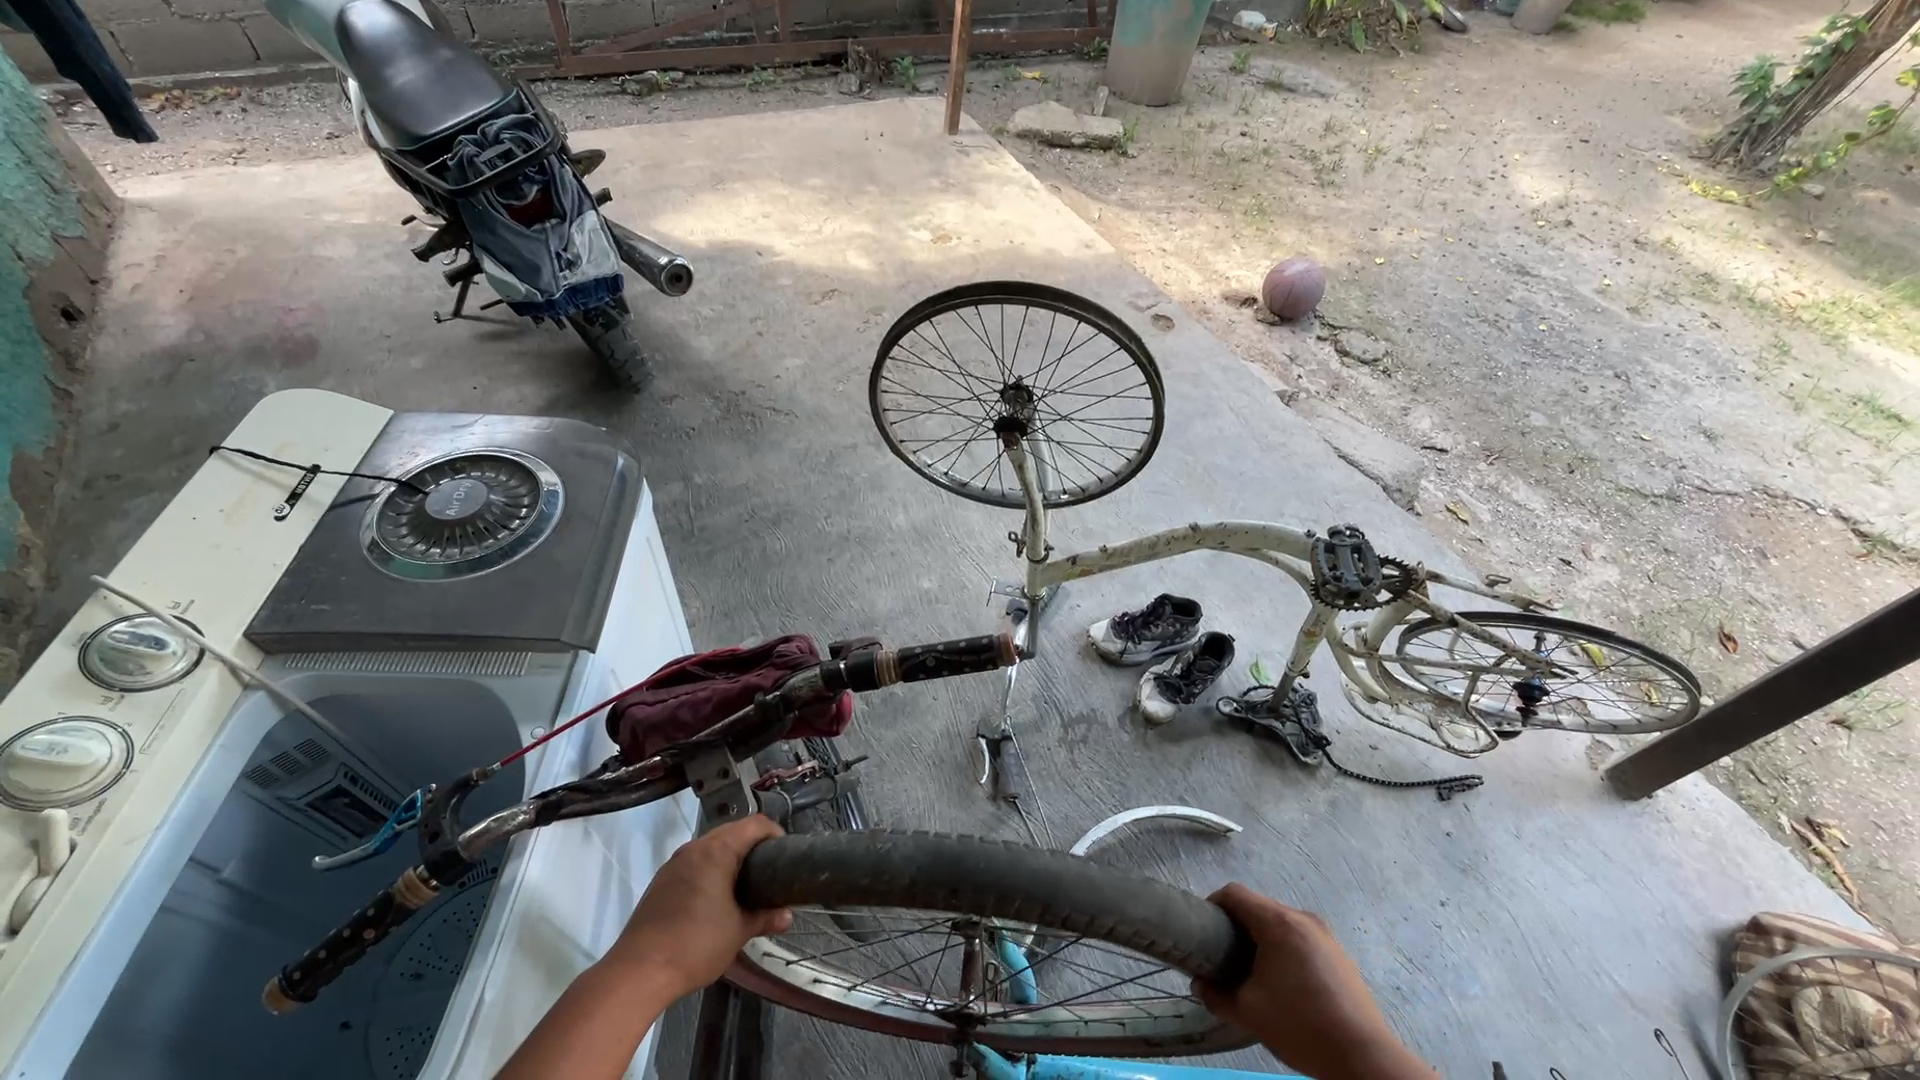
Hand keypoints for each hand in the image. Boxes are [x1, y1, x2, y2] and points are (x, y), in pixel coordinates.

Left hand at [603, 815, 792, 1001]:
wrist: (637, 972)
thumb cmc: (695, 945)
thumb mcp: (738, 932)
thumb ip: (765, 918)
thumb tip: (787, 916)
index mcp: (716, 852)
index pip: (754, 824)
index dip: (775, 834)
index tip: (787, 855)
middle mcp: (693, 849)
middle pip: (731, 832)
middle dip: (753, 846)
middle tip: (771, 872)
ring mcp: (673, 865)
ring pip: (710, 848)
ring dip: (730, 859)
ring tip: (746, 886)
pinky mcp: (660, 882)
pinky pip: (693, 864)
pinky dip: (710, 871)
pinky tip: (715, 899)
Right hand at [1193, 884, 1435, 1079]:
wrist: (1364, 1058)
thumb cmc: (1300, 1026)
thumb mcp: (1248, 1011)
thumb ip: (1216, 994)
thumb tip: (1200, 985)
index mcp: (1279, 923)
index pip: (1234, 893)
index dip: (1212, 905)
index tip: (1202, 932)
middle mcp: (1304, 919)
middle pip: (1259, 908)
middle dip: (1236, 927)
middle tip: (1222, 957)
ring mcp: (1326, 936)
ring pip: (1281, 925)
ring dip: (1261, 941)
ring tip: (1252, 975)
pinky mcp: (1340, 956)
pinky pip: (1301, 941)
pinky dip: (1284, 952)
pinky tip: (1284, 986)